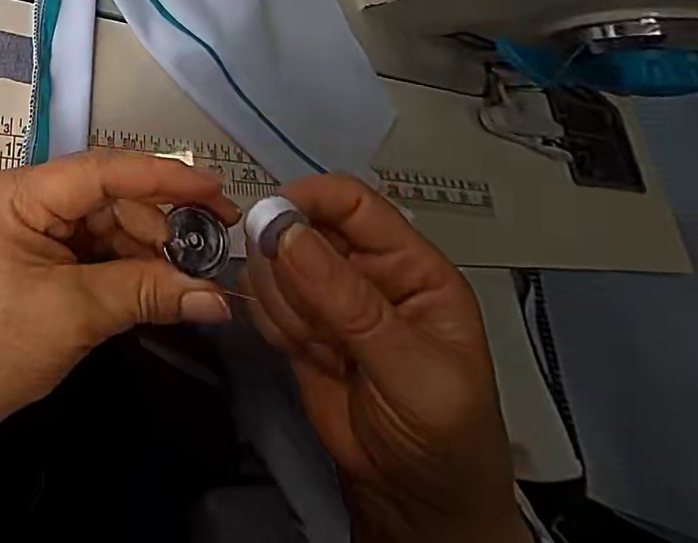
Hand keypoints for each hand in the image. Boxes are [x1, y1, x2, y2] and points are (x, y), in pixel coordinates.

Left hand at [0, 150, 239, 474]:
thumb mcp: (74, 312)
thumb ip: (145, 292)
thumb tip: (213, 294)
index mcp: (18, 195)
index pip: (98, 170)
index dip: (160, 177)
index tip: (213, 190)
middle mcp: (26, 198)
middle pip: (108, 193)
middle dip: (159, 221)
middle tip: (211, 249)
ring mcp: (35, 223)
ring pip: (109, 219)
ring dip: (150, 246)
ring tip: (187, 277)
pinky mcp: (45, 250)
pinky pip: (99, 243)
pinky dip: (132, 262)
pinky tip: (160, 283)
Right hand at [243, 175, 526, 542]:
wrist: (412, 498)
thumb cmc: (443, 435)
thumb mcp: (413, 372)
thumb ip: (350, 302)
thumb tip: (282, 230)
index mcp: (409, 265)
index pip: (349, 201)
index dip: (306, 200)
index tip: (268, 225)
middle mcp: (360, 267)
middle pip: (294, 226)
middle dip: (289, 273)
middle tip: (316, 324)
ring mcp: (320, 291)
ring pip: (267, 261)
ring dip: (282, 307)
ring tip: (324, 351)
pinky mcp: (289, 314)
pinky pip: (254, 293)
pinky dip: (268, 322)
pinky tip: (304, 354)